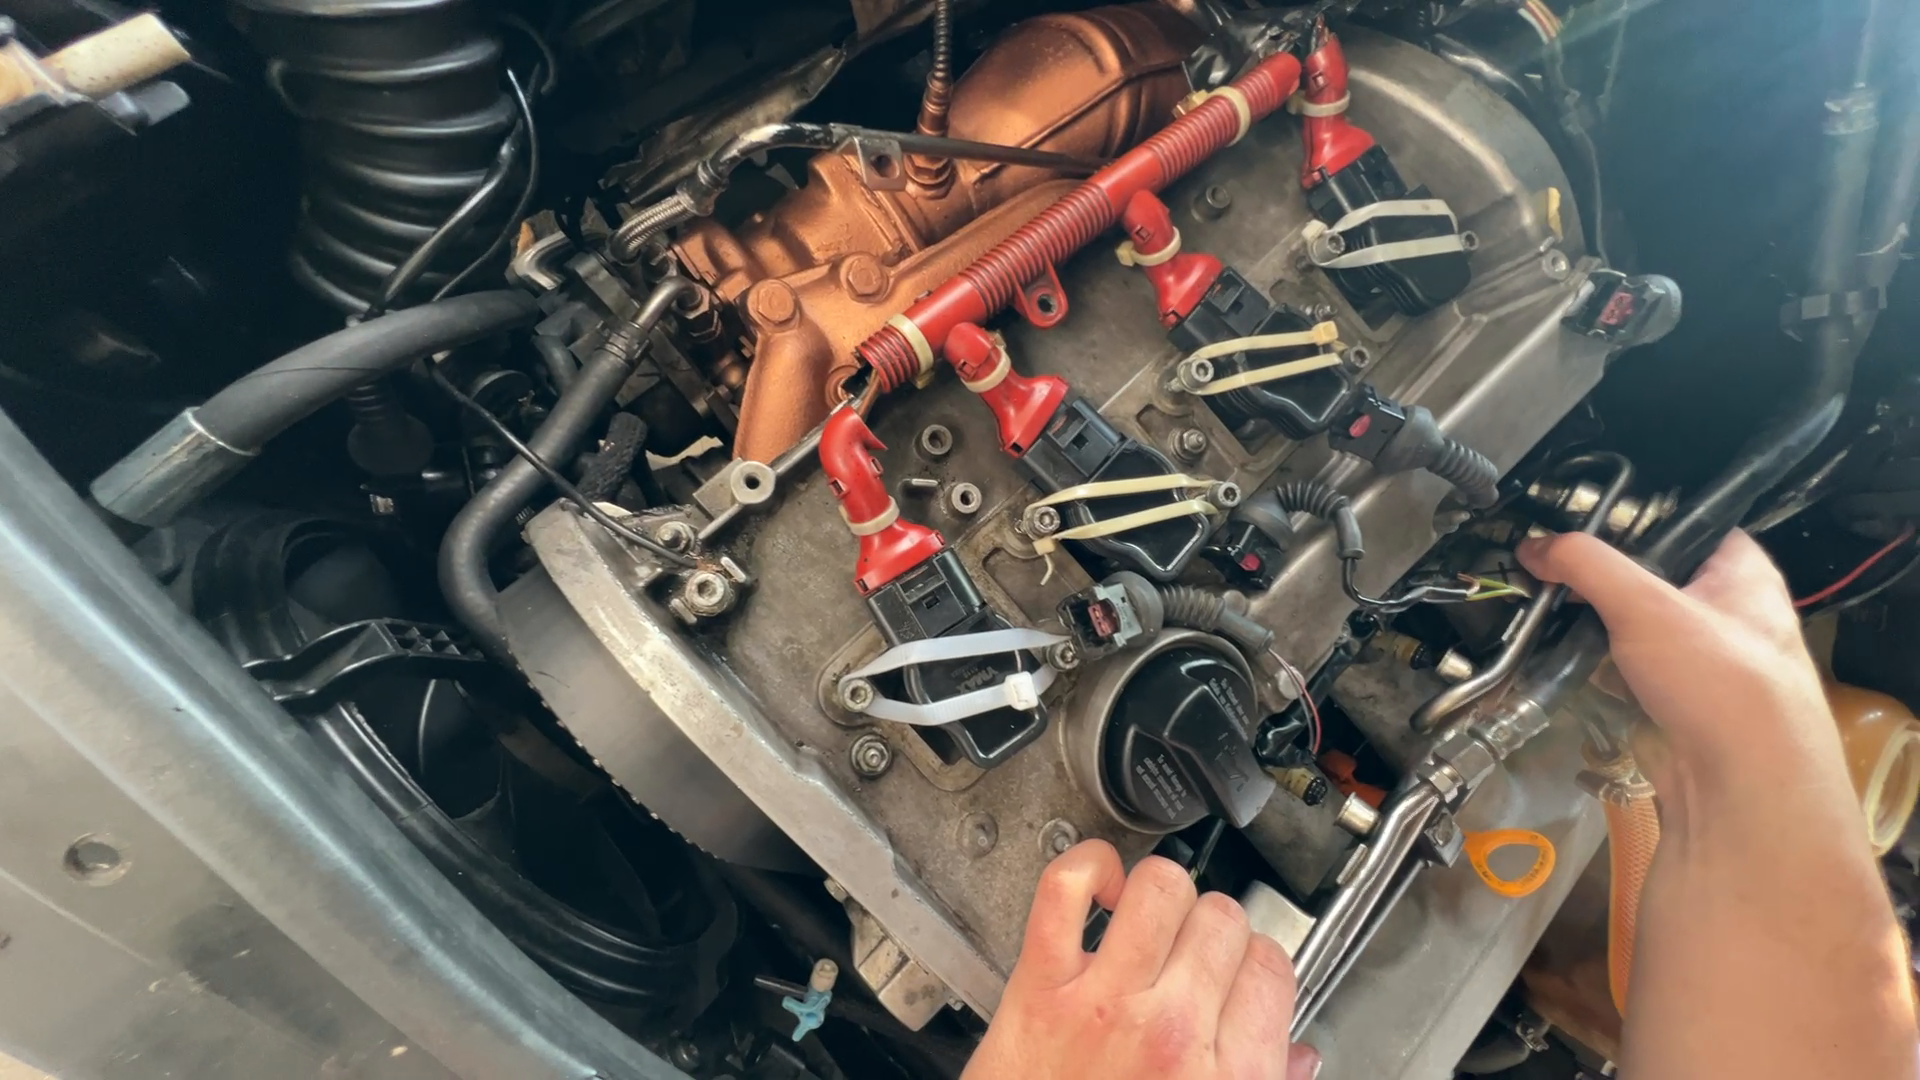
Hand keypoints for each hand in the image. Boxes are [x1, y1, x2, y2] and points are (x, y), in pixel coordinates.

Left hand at [964, 840, 1317, 1079]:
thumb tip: (1297, 1052)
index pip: (1272, 968)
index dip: (1256, 962)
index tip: (1237, 970)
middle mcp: (1170, 1030)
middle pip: (1222, 917)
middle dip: (1212, 926)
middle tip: (1191, 950)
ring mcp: (1105, 998)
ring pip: (1161, 887)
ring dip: (1161, 893)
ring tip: (1149, 920)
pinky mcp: (1043, 979)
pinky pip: (1067, 888)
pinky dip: (1087, 866)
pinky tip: (1100, 886)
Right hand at [1515, 529, 1854, 836]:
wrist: (1738, 781)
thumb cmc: (1718, 681)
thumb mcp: (1645, 604)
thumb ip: (1584, 564)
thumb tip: (1532, 546)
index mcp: (1740, 573)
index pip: (1683, 522)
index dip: (1630, 517)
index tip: (1574, 520)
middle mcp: (1720, 607)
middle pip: (1641, 571)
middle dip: (1590, 572)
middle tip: (1542, 565)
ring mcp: (1692, 651)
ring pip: (1622, 615)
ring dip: (1582, 615)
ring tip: (1541, 606)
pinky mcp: (1664, 686)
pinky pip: (1613, 654)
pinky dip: (1585, 651)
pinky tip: (1558, 648)